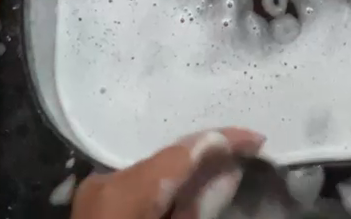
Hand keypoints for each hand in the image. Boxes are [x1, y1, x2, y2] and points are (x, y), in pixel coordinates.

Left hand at [71, 128, 265, 218]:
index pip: (182, 152)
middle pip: (167, 156)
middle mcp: (106, 180)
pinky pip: (139, 184)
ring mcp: (96, 191)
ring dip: (188, 169)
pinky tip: (191, 189)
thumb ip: (198, 211)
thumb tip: (228, 174)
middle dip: (207, 152)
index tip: (257, 139)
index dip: (223, 141)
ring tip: (226, 166)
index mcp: (125, 192)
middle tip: (248, 151)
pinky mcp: (93, 204)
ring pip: (154, 168)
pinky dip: (166, 185)